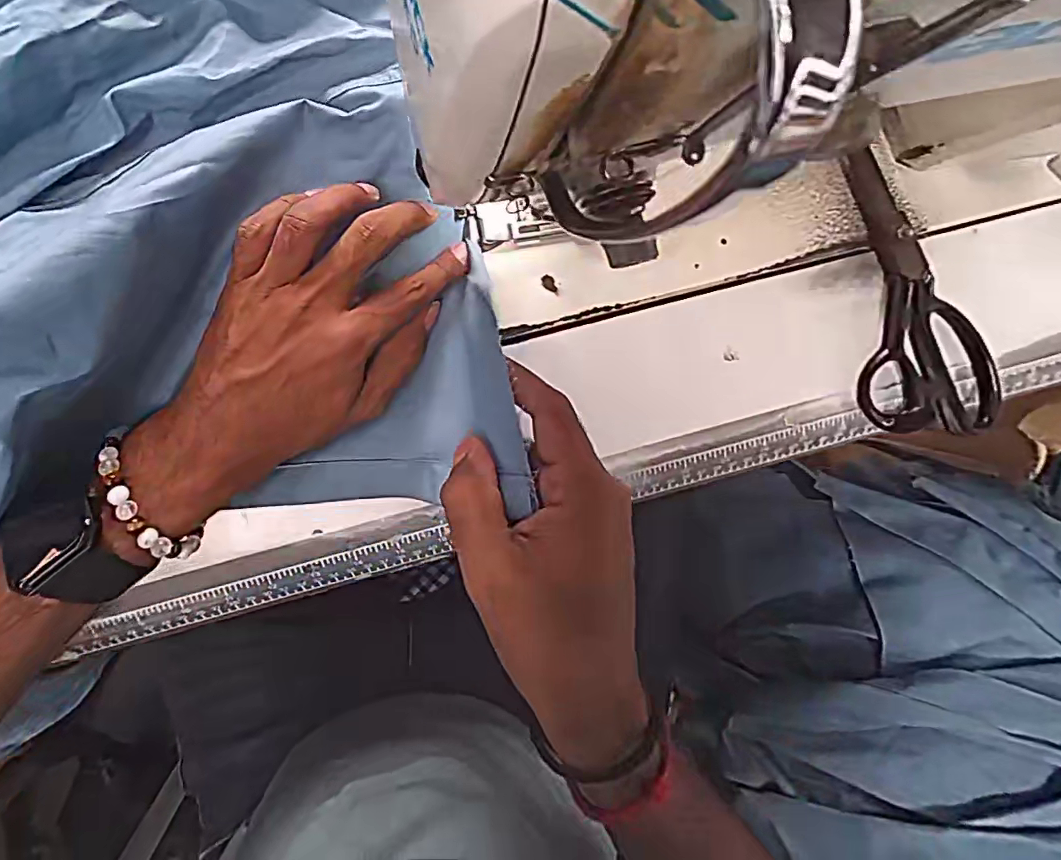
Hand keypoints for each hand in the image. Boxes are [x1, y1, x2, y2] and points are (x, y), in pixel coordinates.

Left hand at [112, 184, 469, 558]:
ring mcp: (271, 289)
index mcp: (345, 339)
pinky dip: (282, 206)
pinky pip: (257, 230)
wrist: (223, 429)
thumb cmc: (290, 421)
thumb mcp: (361, 407)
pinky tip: (307, 201)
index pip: (407, 292)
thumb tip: (427, 316)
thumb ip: (400, 359)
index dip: (440, 269)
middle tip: (419, 213)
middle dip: (403, 217)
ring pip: (307, 222)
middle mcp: (310, 305)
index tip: (454, 254)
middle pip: (364, 240)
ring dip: (342, 197)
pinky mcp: (241, 283)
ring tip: (366, 193)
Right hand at [441, 361, 646, 772]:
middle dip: (503, 427)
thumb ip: (472, 497)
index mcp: (584, 490)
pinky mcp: (593, 533)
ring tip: (468, 473)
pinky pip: (553, 490)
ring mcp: (602, 514)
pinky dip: (521, 488)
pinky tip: (492, 507)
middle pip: (549, 436)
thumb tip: (468, 449)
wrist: (588, 696)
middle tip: (459, 423)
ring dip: (509, 464)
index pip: (552, 412)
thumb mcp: (490, 564)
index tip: (490, 365)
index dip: (520, 383)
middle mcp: (601, 493)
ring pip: (548, 465)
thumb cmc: (546, 637)